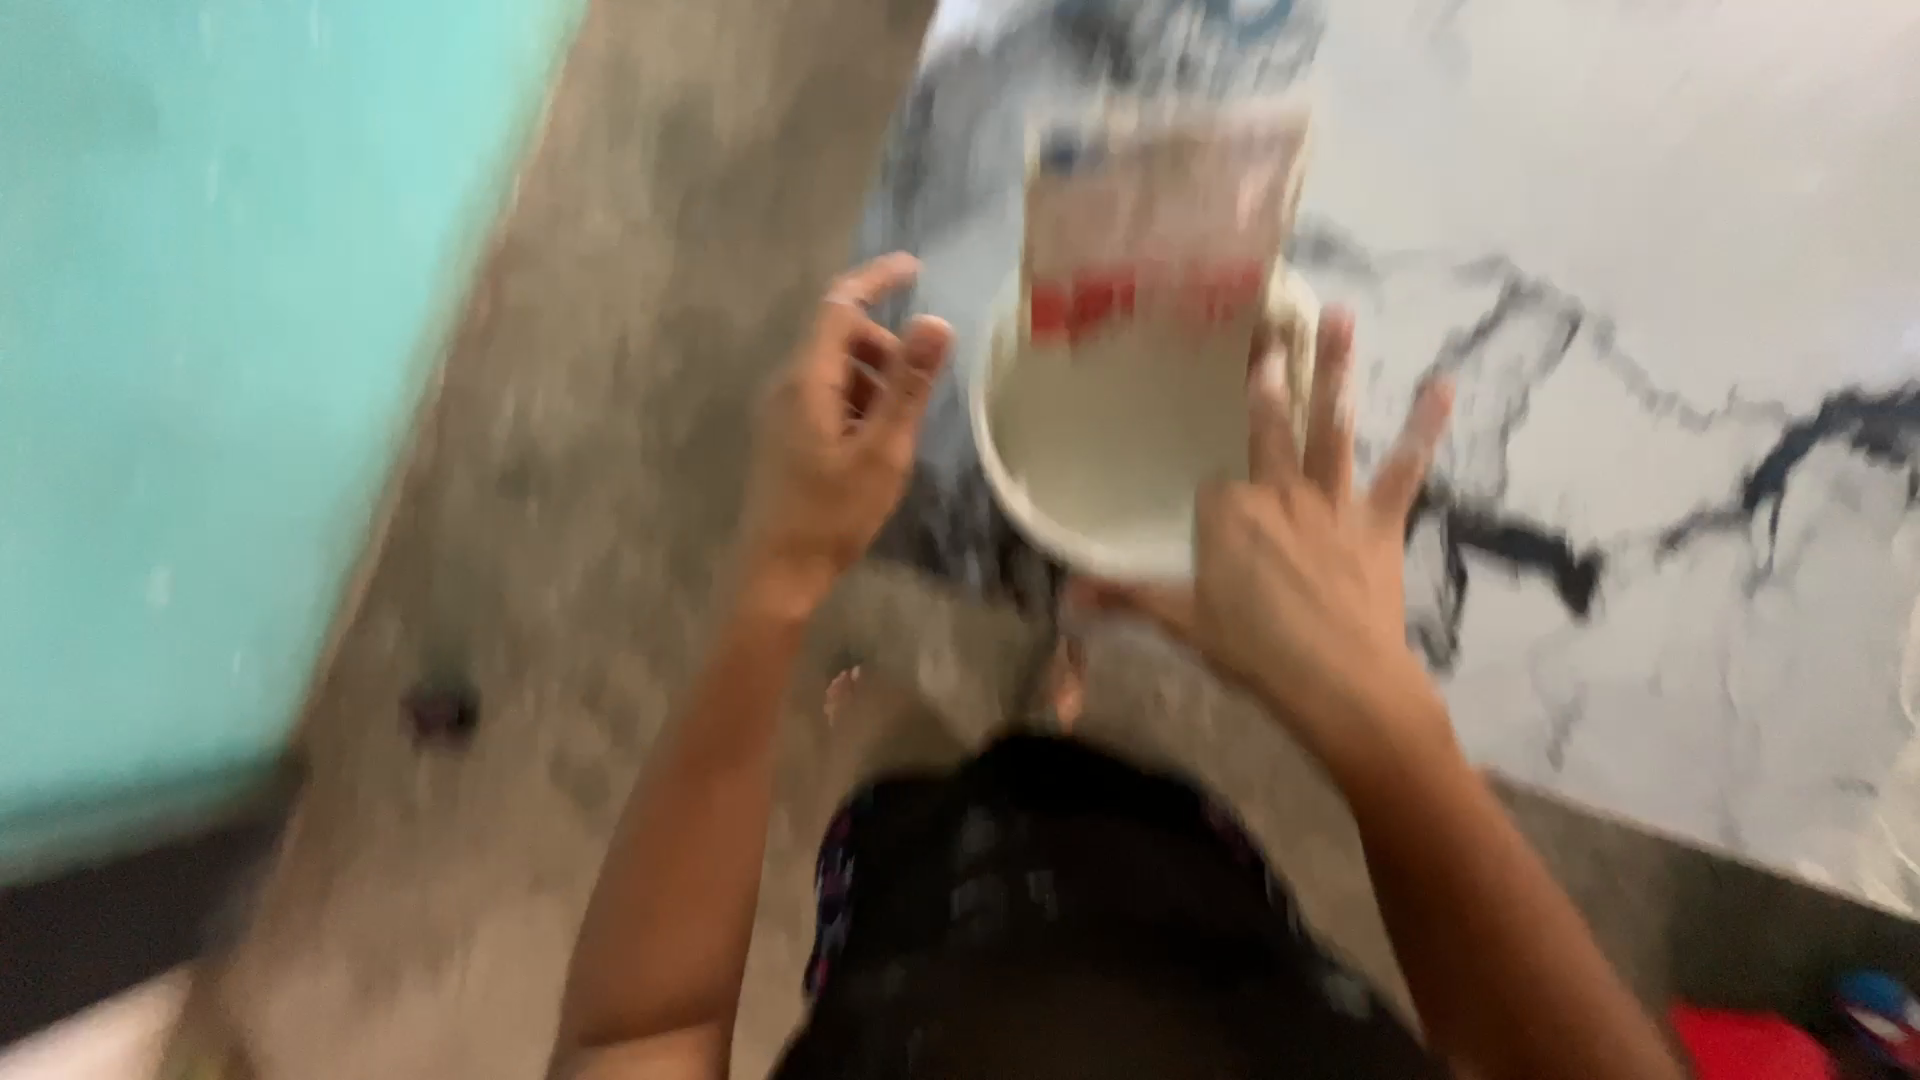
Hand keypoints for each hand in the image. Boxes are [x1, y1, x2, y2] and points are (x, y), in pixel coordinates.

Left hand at [733, 254, 953, 620]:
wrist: (777, 572)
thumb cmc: (832, 514)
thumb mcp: (882, 451)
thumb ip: (908, 386)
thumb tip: (936, 322)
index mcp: (807, 380)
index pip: (840, 304)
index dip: (877, 280)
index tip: (914, 269)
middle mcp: (787, 385)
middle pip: (839, 338)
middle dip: (883, 350)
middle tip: (916, 394)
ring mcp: (781, 412)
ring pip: (835, 373)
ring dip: (872, 384)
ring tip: (895, 436)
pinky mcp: (783, 436)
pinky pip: (825, 399)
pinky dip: (856, 407)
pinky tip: (871, 450)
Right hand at [1072, 306, 1455, 772]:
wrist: (1338, 686)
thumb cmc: (1253, 652)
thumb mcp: (1180, 622)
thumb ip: (1124, 597)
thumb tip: (1064, 596)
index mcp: (1227, 516)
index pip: (1213, 489)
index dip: (1214, 506)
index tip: (1216, 529)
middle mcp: (1278, 494)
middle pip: (1269, 426)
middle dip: (1268, 376)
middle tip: (1272, 326)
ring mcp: (1333, 503)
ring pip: (1330, 429)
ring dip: (1335, 373)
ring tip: (1341, 317)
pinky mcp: (1379, 521)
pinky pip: (1403, 469)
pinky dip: (1422, 428)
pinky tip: (1441, 385)